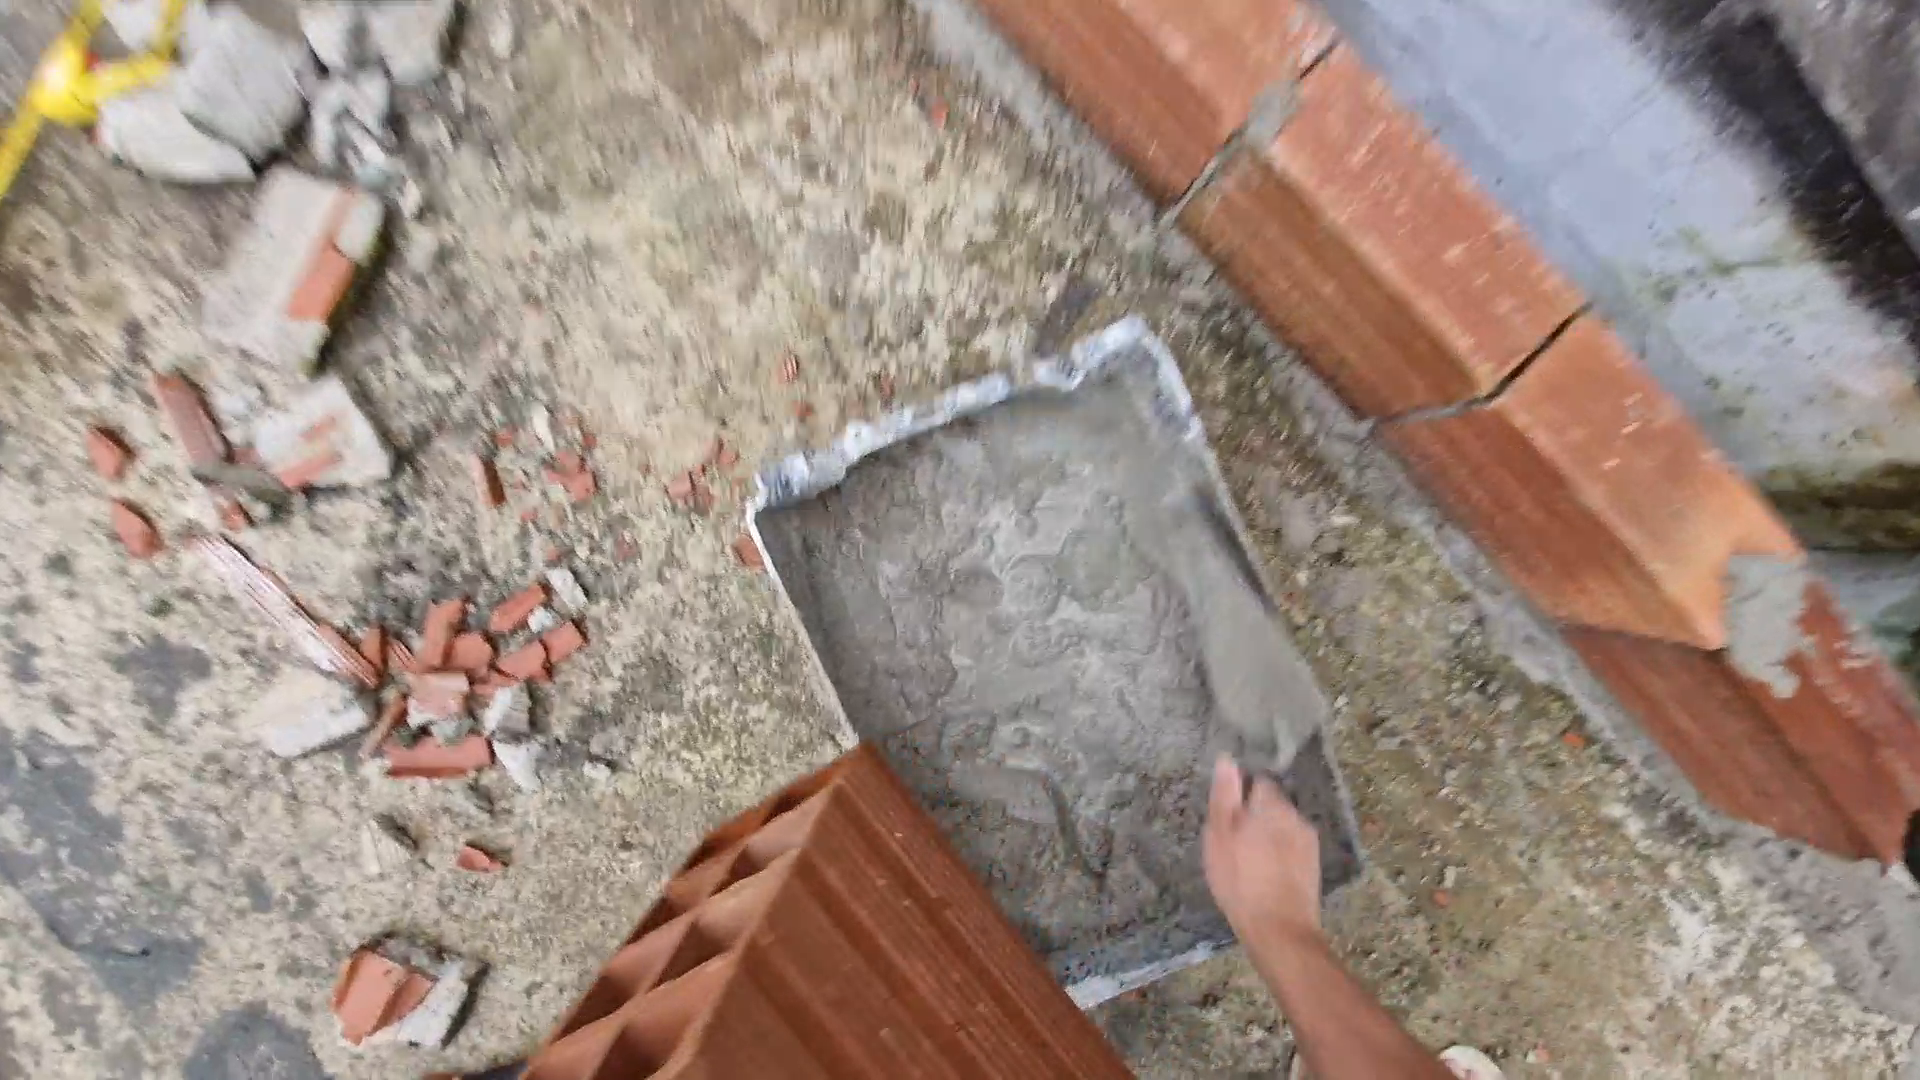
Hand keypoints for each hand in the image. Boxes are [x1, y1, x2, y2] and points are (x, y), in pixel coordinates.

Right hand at [1203, 755, 1321, 941]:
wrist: (1279, 930)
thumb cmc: (1240, 877)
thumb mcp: (1220, 832)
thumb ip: (1225, 793)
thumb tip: (1227, 758)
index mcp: (1272, 804)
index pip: (1258, 780)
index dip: (1240, 792)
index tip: (1226, 813)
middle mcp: (1296, 816)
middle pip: (1271, 802)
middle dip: (1254, 812)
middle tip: (1232, 837)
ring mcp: (1308, 842)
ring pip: (1281, 825)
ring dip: (1266, 833)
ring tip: (1247, 857)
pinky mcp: (1312, 866)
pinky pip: (1290, 846)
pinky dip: (1277, 852)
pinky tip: (1264, 871)